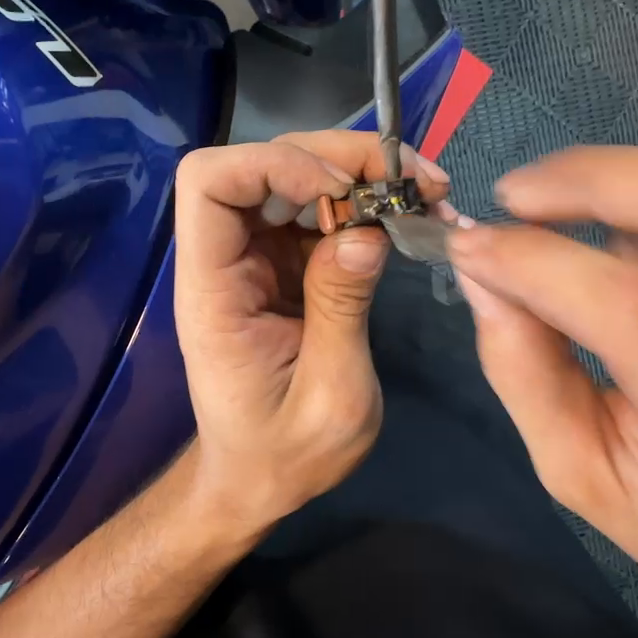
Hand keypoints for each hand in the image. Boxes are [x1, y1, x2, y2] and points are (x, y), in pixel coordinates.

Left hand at [173, 131, 449, 531]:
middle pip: (263, 163)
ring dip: (362, 172)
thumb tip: (367, 229)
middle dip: (340, 157)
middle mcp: (228, 256)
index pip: (210, 184)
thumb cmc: (284, 455)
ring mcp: (257, 252)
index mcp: (213, 289)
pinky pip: (321, 206)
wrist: (260, 480)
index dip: (273, 164)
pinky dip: (367, 199)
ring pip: (297, 174)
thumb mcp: (330, 397)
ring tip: (427, 192)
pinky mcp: (286, 258)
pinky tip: (410, 212)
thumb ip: (341, 309)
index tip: (343, 191)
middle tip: (418, 178)